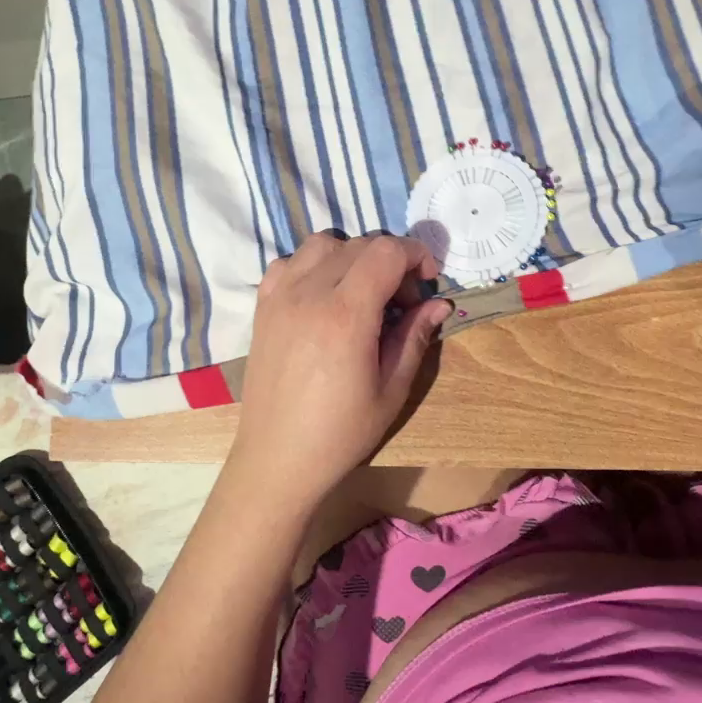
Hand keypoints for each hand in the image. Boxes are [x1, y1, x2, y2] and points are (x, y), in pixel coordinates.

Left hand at [231, 233, 452, 507]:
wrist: (277, 458)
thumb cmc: (340, 433)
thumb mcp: (391, 390)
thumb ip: (414, 337)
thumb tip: (438, 303)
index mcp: (346, 315)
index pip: (385, 251)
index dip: (415, 255)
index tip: (428, 280)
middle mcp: (309, 294)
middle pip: (358, 244)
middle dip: (389, 260)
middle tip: (402, 301)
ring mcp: (280, 296)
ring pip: (322, 244)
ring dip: (351, 256)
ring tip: (362, 292)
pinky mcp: (262, 306)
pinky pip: (290, 262)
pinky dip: (313, 265)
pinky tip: (324, 296)